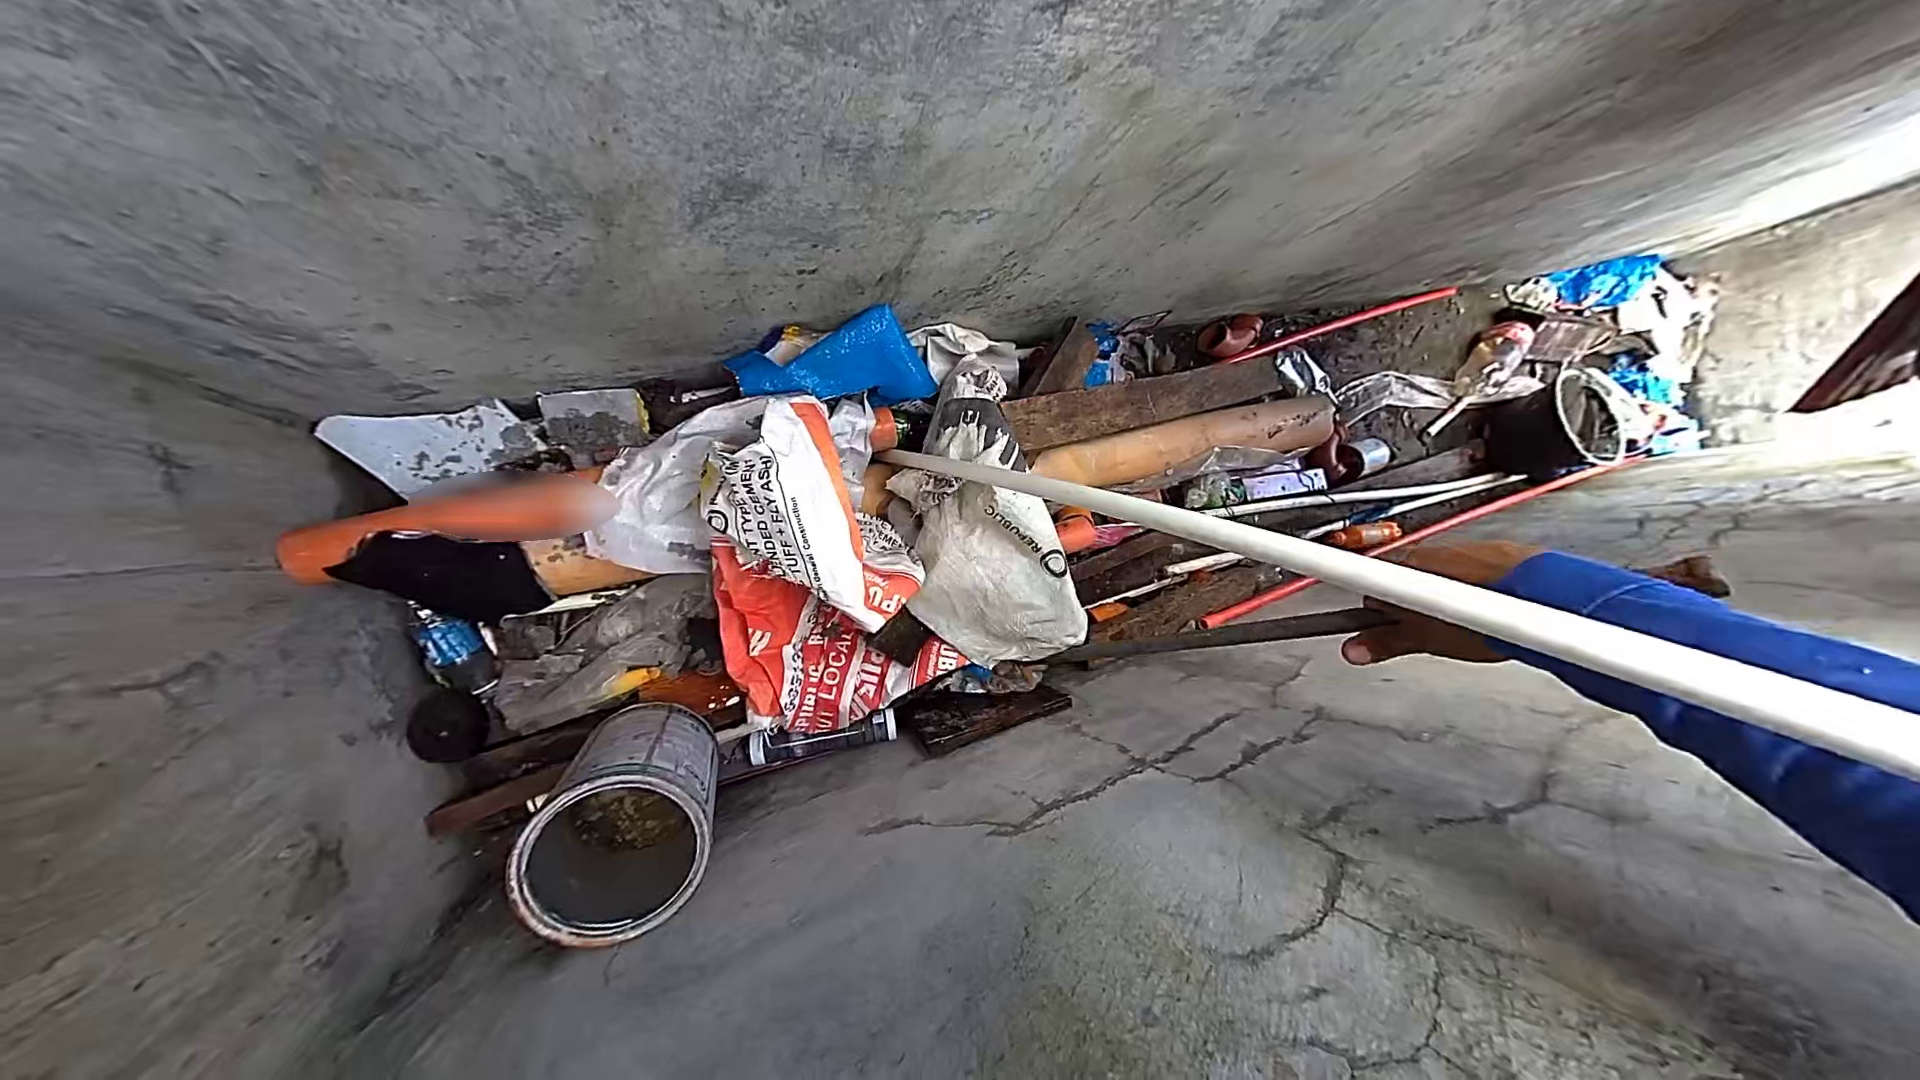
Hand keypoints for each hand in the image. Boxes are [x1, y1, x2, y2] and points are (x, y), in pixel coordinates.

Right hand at [1340, 542, 1541, 665]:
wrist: (1551, 597)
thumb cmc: (1490, 614)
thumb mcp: (1427, 639)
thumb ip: (1385, 642)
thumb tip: (1355, 650)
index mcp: (1403, 567)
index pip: (1373, 590)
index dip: (1377, 615)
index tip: (1383, 631)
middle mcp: (1431, 553)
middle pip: (1407, 582)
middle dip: (1414, 607)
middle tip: (1429, 634)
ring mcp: (1466, 551)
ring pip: (1442, 577)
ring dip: (1447, 598)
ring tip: (1467, 625)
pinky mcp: (1499, 553)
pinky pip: (1476, 571)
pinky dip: (1479, 588)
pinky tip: (1492, 611)